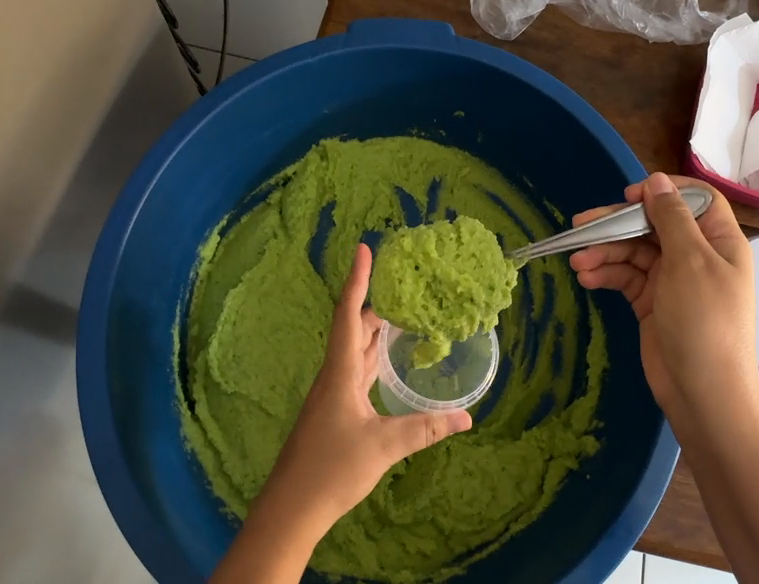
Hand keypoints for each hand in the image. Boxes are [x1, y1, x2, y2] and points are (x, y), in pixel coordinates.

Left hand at [257, 243, 472, 531]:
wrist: (291, 508)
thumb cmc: (331, 469)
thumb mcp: (384, 447)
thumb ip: (425, 429)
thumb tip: (467, 417)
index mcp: (340, 371)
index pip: (348, 314)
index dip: (358, 280)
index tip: (364, 249)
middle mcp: (334, 374)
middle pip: (353, 327)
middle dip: (374, 300)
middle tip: (400, 279)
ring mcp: (333, 393)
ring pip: (355, 349)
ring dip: (374, 328)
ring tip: (400, 309)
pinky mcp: (335, 410)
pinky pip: (357, 369)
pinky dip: (373, 355)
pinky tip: (388, 360)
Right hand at [569, 173, 758, 431]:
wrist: (704, 395)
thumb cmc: (704, 322)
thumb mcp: (690, 262)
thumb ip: (671, 218)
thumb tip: (656, 180)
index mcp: (718, 241)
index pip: (694, 199)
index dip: (663, 191)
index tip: (631, 197)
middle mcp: (697, 255)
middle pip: (654, 223)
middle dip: (618, 224)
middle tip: (581, 224)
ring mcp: (673, 279)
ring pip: (634, 250)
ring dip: (605, 251)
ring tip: (577, 261)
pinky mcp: (652, 302)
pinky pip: (625, 276)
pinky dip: (606, 274)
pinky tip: (585, 278)